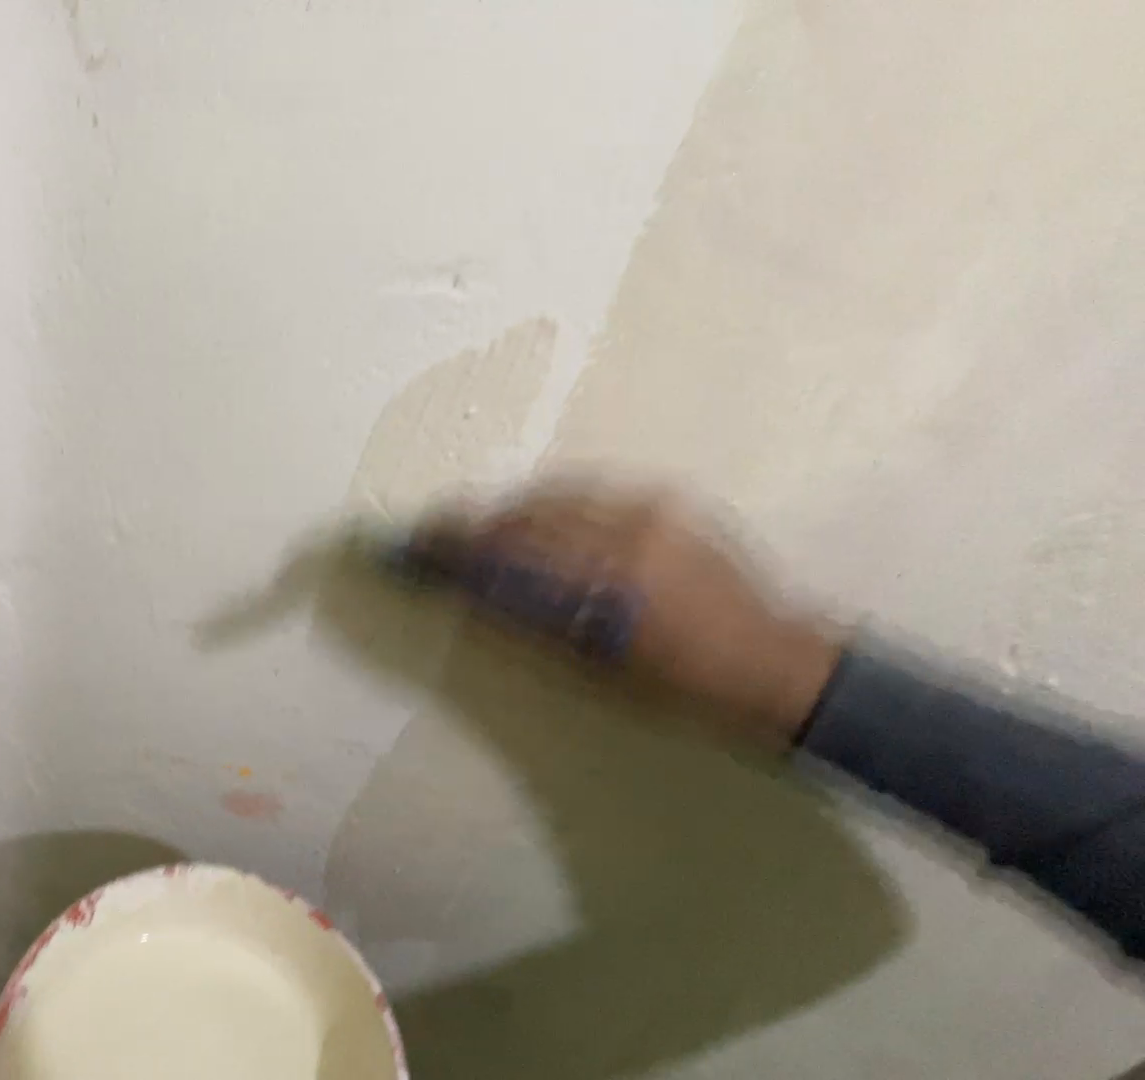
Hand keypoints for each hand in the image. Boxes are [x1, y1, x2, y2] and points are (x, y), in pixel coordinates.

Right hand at [416, 481, 844, 749]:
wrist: (773, 662)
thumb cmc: (676, 686)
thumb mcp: (591, 666)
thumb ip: (527, 619)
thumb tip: (470, 589)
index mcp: (604, 583)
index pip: (505, 551)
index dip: (451, 544)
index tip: (411, 543)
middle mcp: (624, 532)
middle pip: (522, 515)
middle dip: (473, 525)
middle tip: (439, 536)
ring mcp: (648, 508)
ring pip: (552, 496)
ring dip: (511, 514)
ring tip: (488, 532)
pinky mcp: (665, 499)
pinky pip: (588, 493)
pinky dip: (553, 506)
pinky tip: (544, 522)